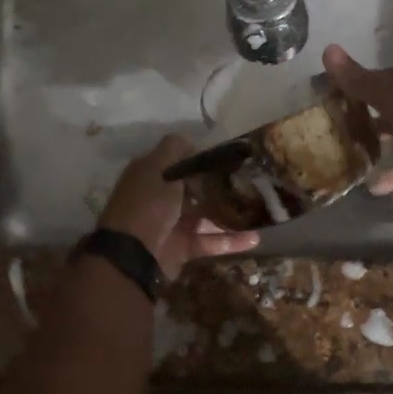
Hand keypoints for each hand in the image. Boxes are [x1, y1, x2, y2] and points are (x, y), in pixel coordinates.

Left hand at [97, 135, 258, 280]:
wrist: (133, 255)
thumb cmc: (147, 204)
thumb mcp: (158, 167)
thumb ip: (175, 149)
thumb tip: (191, 138)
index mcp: (150, 174)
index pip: (178, 159)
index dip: (200, 155)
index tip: (229, 155)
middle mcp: (160, 196)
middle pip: (194, 187)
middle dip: (219, 184)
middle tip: (252, 179)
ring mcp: (172, 223)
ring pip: (205, 214)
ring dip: (229, 212)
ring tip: (259, 207)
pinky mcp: (183, 247)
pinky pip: (210, 241)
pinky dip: (230, 240)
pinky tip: (256, 237)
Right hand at [323, 44, 392, 193]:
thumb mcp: (388, 95)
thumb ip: (357, 79)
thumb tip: (327, 47)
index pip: (373, 79)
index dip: (352, 86)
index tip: (329, 97)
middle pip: (385, 106)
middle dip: (364, 115)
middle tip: (335, 129)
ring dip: (378, 143)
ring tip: (350, 158)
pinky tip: (375, 188)